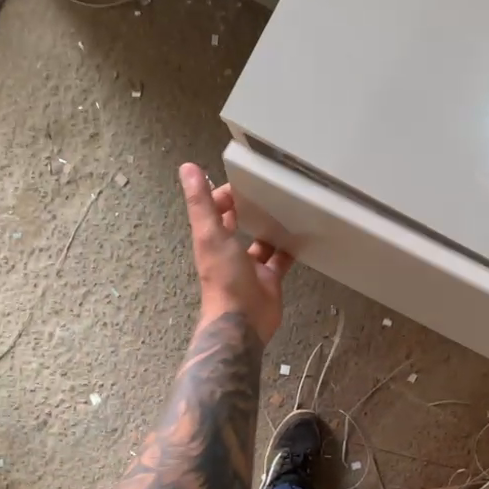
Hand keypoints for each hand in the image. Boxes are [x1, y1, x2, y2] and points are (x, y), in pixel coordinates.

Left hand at [179, 163, 290, 343]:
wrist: (243, 321)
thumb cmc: (224, 278)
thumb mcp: (210, 234)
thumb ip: (200, 203)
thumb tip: (187, 168)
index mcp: (212, 239)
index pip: (216, 209)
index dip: (225, 193)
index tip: (244, 180)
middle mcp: (229, 251)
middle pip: (237, 224)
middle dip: (249, 208)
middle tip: (270, 190)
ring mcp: (250, 266)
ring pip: (260, 241)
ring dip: (270, 227)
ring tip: (289, 208)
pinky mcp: (269, 279)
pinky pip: (280, 259)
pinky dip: (289, 249)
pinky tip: (301, 235)